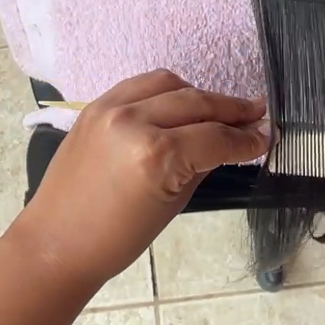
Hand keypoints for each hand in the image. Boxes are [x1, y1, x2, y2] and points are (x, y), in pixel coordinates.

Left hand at [12, 70, 268, 288]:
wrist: (57, 241)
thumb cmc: (117, 238)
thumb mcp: (173, 204)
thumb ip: (204, 164)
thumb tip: (234, 143)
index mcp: (155, 155)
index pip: (215, 138)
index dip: (246, 139)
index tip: (267, 136)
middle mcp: (133, 121)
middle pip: (196, 103)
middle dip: (231, 109)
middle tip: (257, 113)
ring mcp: (111, 108)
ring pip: (169, 83)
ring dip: (198, 94)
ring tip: (220, 108)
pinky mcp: (96, 104)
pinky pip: (140, 84)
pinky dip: (165, 89)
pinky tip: (181, 101)